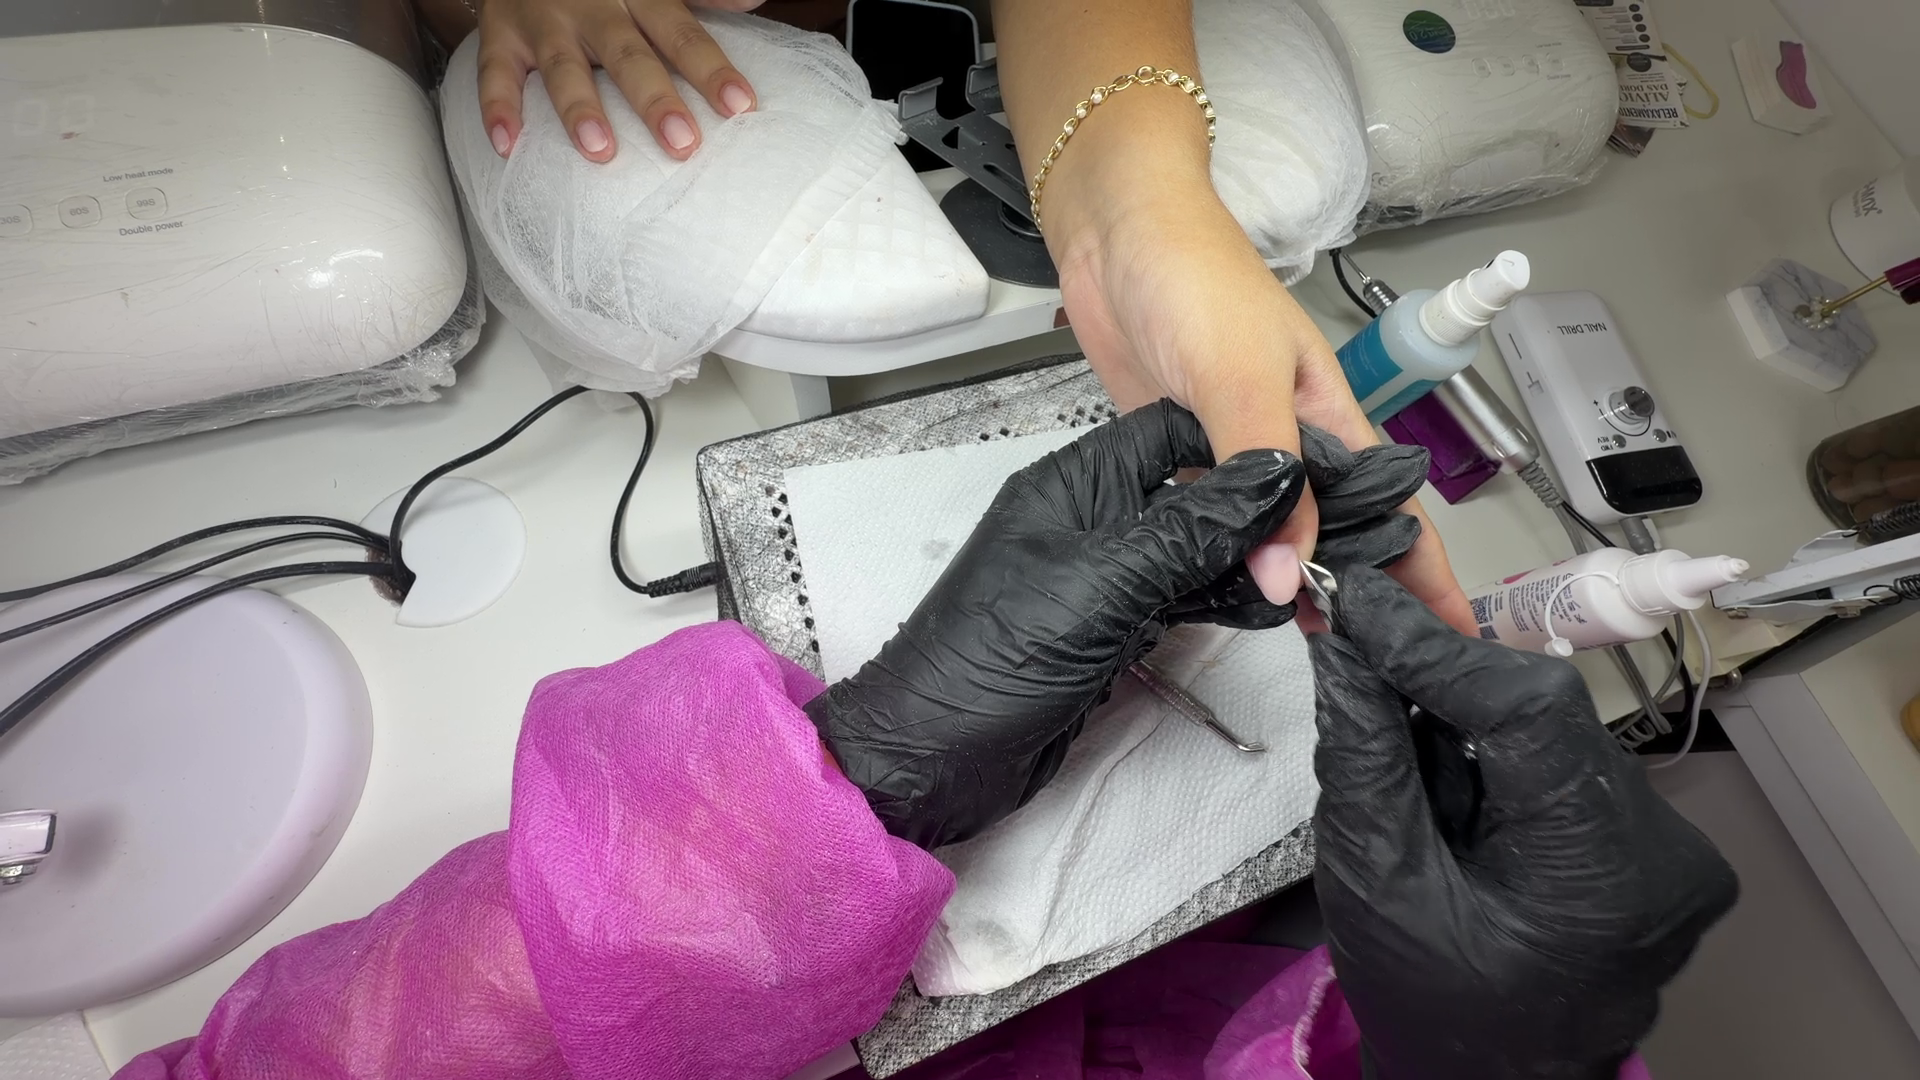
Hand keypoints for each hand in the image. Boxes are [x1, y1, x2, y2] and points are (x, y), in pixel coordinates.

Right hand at [475, 0, 763, 162]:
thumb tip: (753, 0)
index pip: (681, 34)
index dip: (711, 70)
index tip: (740, 105)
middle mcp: (590, 4)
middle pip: (626, 54)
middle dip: (654, 99)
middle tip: (682, 143)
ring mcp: (542, 17)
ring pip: (561, 65)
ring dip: (580, 108)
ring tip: (601, 151)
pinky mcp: (501, 31)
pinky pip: (494, 70)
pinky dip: (498, 107)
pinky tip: (508, 146)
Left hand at [806, 401, 1304, 849]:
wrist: (942, 749)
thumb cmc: (1005, 649)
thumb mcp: (1103, 578)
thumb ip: (1189, 528)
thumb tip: (1277, 477)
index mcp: (1077, 479)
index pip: (1171, 431)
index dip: (1240, 442)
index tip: (1314, 470)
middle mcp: (1093, 515)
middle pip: (1186, 490)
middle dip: (1253, 509)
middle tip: (1329, 534)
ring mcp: (1104, 571)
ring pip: (1188, 547)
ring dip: (1243, 560)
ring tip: (1310, 579)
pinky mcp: (1111, 621)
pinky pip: (1174, 595)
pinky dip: (1216, 599)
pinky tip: (1263, 609)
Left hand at [1050, 196, 1473, 633]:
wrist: (1119, 248)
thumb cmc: (1200, 290)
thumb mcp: (1248, 382)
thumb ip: (1271, 477)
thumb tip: (1290, 574)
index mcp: (1329, 422)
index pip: (1396, 509)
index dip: (1429, 575)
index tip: (1454, 641)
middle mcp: (1285, 447)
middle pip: (1332, 532)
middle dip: (1354, 592)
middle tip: (1360, 665)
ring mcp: (1229, 454)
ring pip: (1267, 532)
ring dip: (1279, 581)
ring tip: (1289, 642)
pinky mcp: (1178, 455)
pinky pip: (1206, 517)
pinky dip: (1215, 553)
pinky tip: (1210, 589)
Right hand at [1309, 567, 1737, 1079]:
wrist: (1485, 1079)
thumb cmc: (1423, 990)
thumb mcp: (1371, 869)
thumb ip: (1361, 750)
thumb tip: (1342, 646)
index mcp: (1602, 871)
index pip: (1527, 711)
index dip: (1432, 645)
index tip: (1355, 599)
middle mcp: (1657, 842)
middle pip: (1533, 710)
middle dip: (1430, 677)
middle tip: (1348, 654)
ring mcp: (1652, 838)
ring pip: (1532, 722)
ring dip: (1445, 709)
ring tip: (1387, 740)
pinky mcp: (1625, 832)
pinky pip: (1536, 749)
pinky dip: (1468, 738)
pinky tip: (1429, 768)